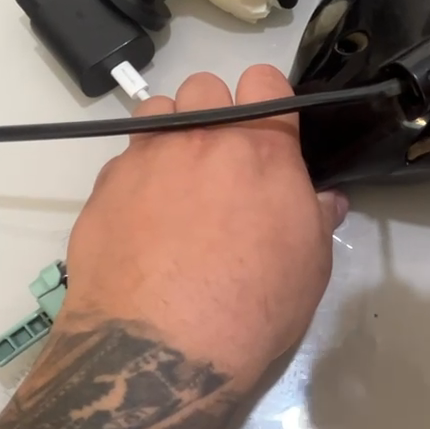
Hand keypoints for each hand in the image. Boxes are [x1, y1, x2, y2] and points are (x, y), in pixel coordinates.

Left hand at [58, 66, 347, 381]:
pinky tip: (143, 220)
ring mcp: (147, 157)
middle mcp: (202, 138)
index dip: (268, 102)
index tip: (268, 134)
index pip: (266, 81)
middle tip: (221, 163)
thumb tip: (324, 199)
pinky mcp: (104, 186)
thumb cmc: (254, 307)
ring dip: (171, 132)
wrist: (163, 347)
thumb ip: (316, 218)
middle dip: (216, 113)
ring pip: (158, 110)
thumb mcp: (310, 267)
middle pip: (206, 85)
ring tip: (176, 182)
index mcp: (262, 149)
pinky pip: (125, 158)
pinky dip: (137, 175)